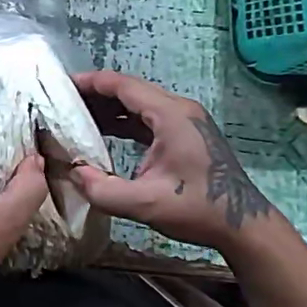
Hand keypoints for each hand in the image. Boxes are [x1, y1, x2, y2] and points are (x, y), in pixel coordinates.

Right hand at [70, 69, 281, 252]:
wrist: (242, 224)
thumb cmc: (197, 209)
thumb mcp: (145, 204)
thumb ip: (103, 190)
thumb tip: (73, 174)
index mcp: (170, 114)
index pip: (123, 86)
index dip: (91, 83)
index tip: (63, 86)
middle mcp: (179, 109)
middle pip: (131, 91)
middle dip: (96, 95)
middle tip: (63, 104)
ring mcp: (185, 120)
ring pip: (140, 104)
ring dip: (110, 110)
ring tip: (77, 119)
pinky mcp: (186, 134)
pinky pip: (150, 119)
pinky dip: (126, 123)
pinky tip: (105, 134)